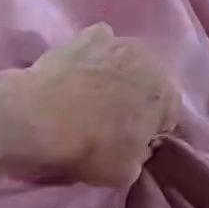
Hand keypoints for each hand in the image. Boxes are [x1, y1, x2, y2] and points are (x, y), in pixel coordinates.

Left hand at [8, 24, 178, 186]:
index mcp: (167, 93)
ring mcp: (117, 41)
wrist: (39, 118)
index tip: (133, 141)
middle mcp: (150, 59)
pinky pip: (99, 44)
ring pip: (126, 61)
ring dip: (118, 75)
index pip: (169, 115)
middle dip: (138, 98)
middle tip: (113, 119)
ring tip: (93, 96)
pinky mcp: (85, 35)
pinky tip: (79, 72)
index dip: (151, 131)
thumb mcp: (127, 172)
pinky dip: (94, 56)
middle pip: (150, 83)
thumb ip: (142, 155)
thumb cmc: (90, 148)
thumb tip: (138, 145)